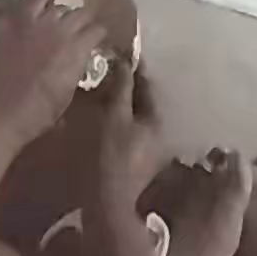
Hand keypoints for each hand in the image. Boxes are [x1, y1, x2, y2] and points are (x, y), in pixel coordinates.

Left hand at [0, 0, 105, 145]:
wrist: (2, 112)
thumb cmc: (38, 112)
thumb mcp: (67, 93)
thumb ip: (76, 68)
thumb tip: (80, 58)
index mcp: (77, 49)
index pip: (97, 31)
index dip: (100, 35)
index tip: (99, 38)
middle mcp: (62, 30)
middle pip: (81, 15)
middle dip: (85, 21)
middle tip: (84, 28)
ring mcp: (40, 22)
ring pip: (61, 6)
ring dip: (66, 11)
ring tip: (68, 13)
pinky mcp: (20, 19)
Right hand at [98, 66, 165, 204]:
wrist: (106, 201)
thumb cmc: (112, 153)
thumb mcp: (115, 113)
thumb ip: (122, 85)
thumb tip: (125, 60)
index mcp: (157, 118)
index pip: (146, 84)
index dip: (132, 68)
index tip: (117, 54)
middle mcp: (158, 130)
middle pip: (140, 99)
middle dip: (124, 84)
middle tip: (104, 70)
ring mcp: (147, 147)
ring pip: (132, 114)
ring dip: (118, 101)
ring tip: (99, 88)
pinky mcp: (133, 159)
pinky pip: (126, 128)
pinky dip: (116, 118)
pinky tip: (100, 115)